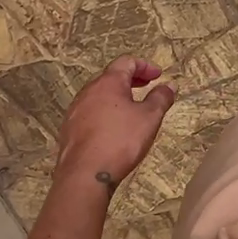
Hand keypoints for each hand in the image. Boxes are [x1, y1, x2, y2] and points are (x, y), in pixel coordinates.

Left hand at [54, 56, 175, 189]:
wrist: (84, 177)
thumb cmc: (121, 140)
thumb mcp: (150, 117)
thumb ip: (161, 98)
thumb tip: (169, 85)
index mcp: (108, 83)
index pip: (126, 62)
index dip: (145, 66)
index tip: (158, 76)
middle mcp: (88, 93)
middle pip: (110, 77)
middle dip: (130, 80)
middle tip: (146, 88)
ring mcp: (74, 112)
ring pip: (98, 96)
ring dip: (116, 97)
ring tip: (131, 110)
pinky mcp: (68, 131)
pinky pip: (89, 113)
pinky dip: (104, 112)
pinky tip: (113, 129)